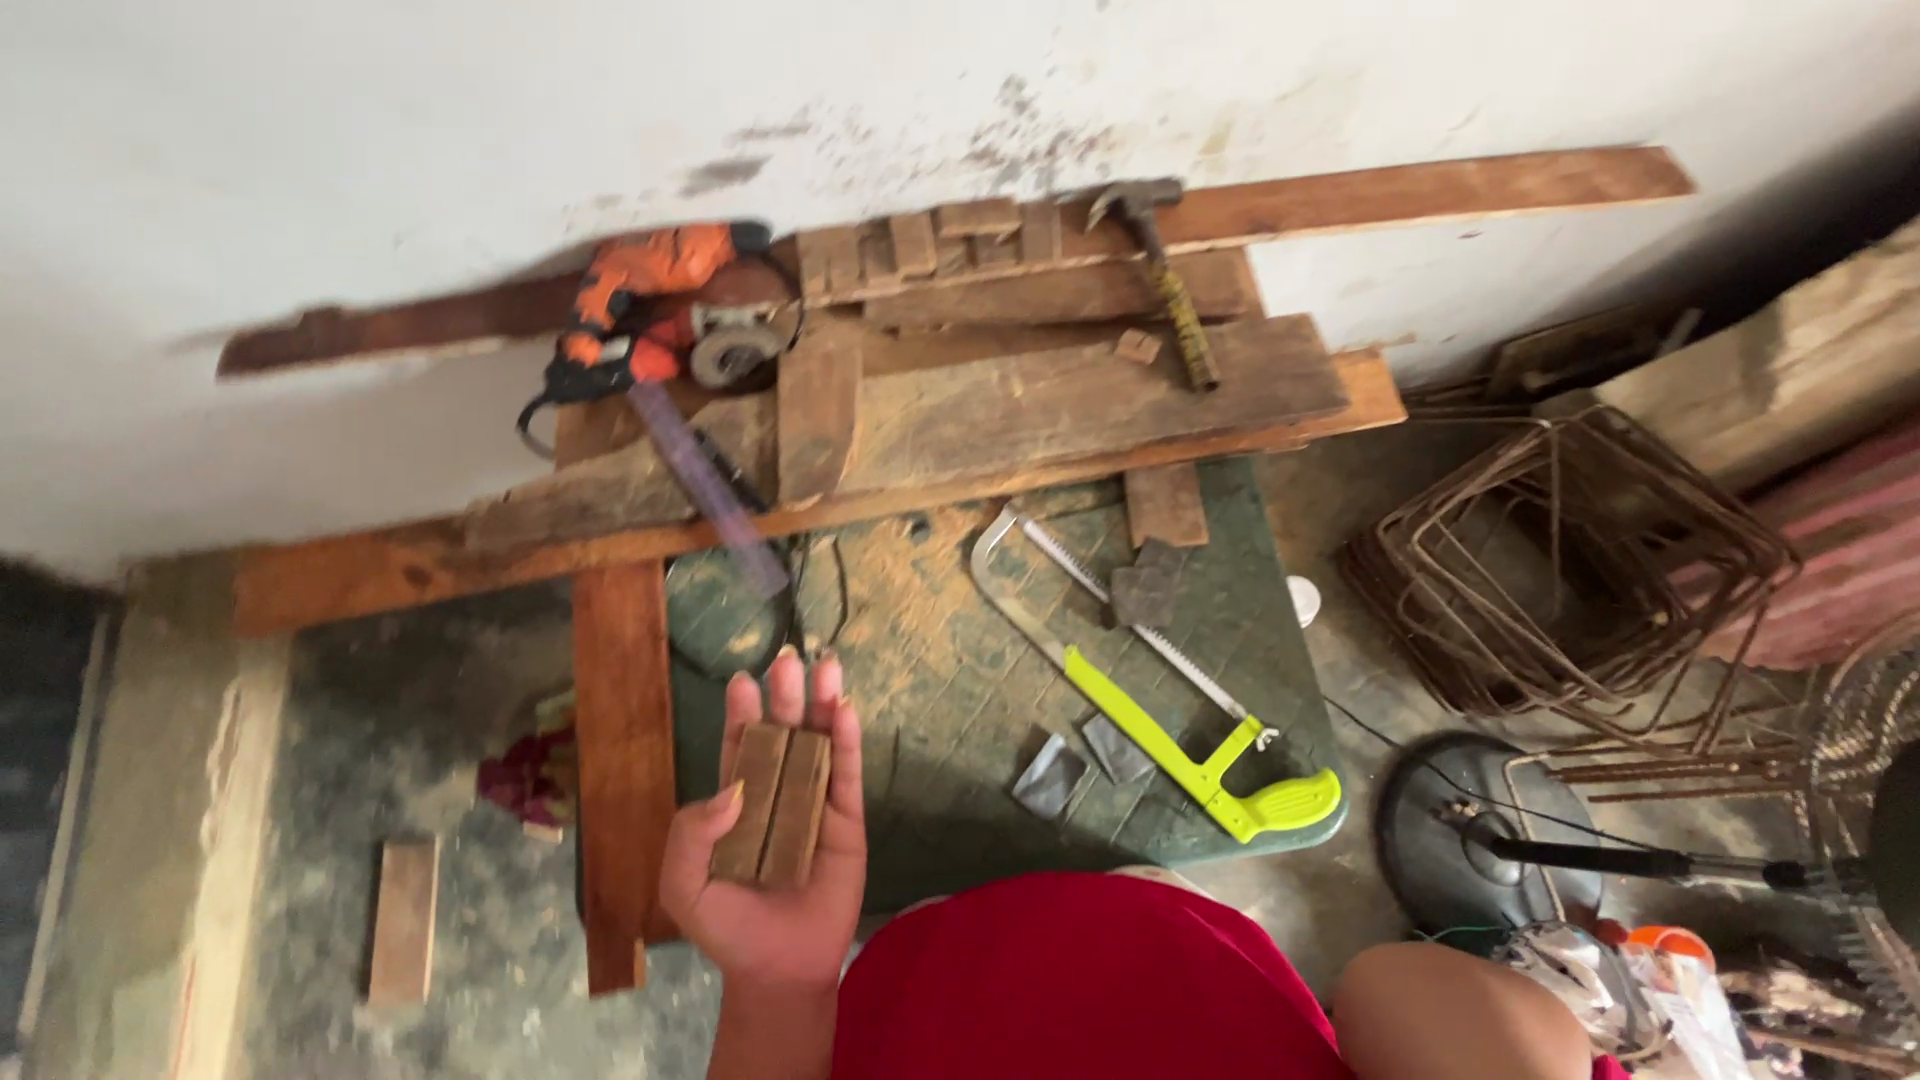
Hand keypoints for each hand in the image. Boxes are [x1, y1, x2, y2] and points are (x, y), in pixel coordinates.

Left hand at [659, 648, 865, 991]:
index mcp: (739, 802)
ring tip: (827, 664)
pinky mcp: (847, 818)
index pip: (741, 747)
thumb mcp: (686, 886)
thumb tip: (731, 789)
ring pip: (819, 743)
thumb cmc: (729, 927)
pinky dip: (847, 741)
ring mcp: (815, 801)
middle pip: (783, 733)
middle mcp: (778, 791)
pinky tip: (846, 710)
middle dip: (785, 696)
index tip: (742, 681)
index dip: (742, 715)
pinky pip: (846, 773)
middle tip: (787, 661)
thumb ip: (691, 835)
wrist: (780, 969)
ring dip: (823, 704)